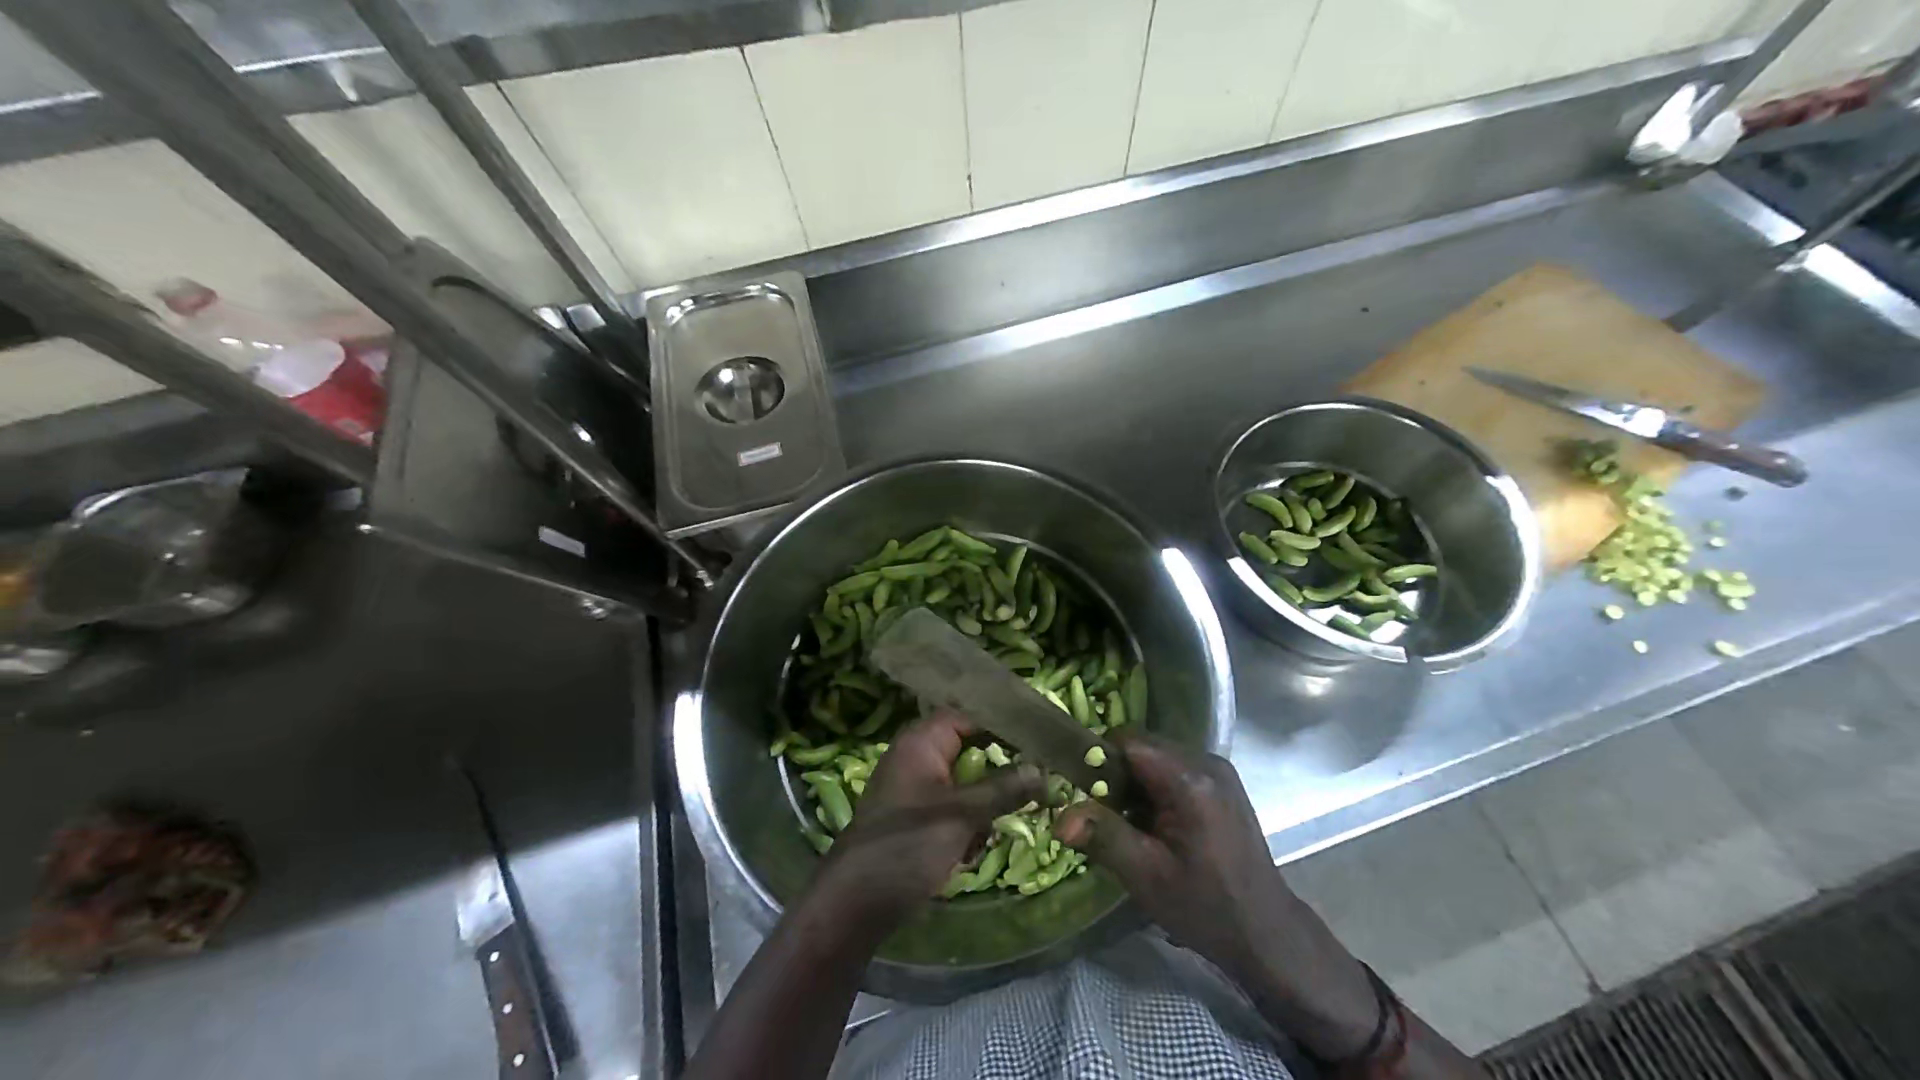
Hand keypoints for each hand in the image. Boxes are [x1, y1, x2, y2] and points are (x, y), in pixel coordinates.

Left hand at [816, 708, 1041, 922]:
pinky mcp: (918, 817)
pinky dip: (970, 821)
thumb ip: (1003, 788)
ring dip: (988, 800)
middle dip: (1001, 767)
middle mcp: (918, 757)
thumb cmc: (908, 844)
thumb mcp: (961, 814)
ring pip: (966, 781)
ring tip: (1013, 816)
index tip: (1039, 736)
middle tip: (1039, 780)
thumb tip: (1042, 770)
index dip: (1003, 722)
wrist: (858, 901)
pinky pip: (954, 807)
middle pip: (970, 748)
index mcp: (921, 741)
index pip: (969, 714)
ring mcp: (916, 788)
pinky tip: (977, 846)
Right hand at [1055, 735, 1378, 1058]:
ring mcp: (1218, 771)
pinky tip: (1152, 825)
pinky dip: (1153, 788)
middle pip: (1142, 745)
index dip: (1098, 758)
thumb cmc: (1206, 907)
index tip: (1082, 791)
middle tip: (1102, 813)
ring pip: (1156, 756)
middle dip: (1115, 772)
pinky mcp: (1221, 784)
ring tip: (1127, 823)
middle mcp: (1207, 762)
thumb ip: (1103, 836)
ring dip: (1133, 782)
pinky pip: (1173, 769)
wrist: (1266, 935)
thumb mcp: (1146, 876)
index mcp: (1190, 779)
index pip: (1128, 740)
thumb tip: (1059, 817)